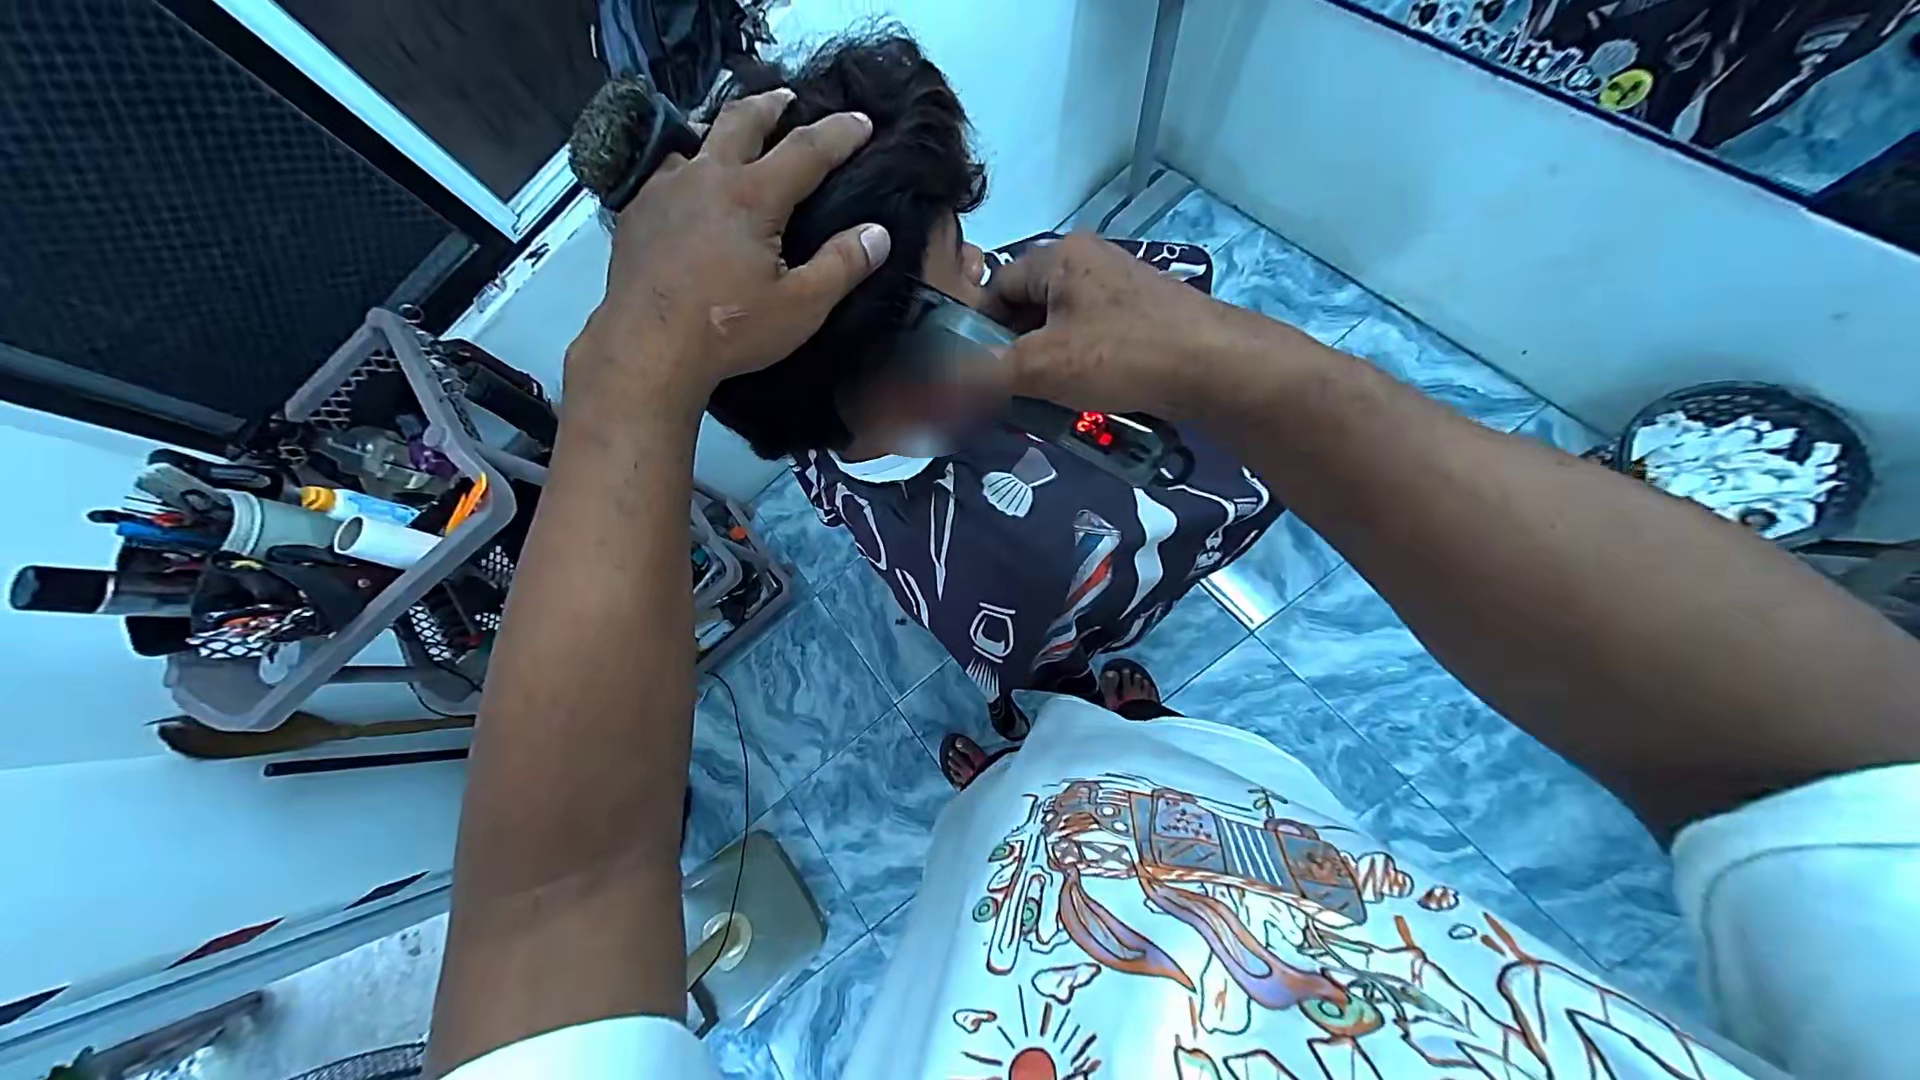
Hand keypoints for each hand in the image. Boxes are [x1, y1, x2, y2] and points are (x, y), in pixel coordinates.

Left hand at [569, 89, 891, 407]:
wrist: (649, 347)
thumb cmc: (730, 329)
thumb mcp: (801, 306)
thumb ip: (842, 266)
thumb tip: (878, 234)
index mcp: (752, 196)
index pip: (806, 150)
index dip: (840, 133)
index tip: (862, 121)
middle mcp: (706, 177)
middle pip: (742, 120)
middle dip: (772, 106)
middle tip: (790, 99)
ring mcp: (664, 190)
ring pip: (696, 140)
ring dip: (723, 131)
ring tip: (736, 139)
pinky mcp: (637, 213)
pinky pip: (666, 173)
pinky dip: (688, 168)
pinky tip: (690, 188)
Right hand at [984, 232, 1275, 419]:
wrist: (1217, 368)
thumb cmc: (1122, 354)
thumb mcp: (1043, 365)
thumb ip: (985, 373)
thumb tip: (935, 385)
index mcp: (1060, 258)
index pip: (995, 287)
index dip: (976, 329)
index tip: (972, 372)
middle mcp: (1089, 263)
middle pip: (1027, 309)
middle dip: (1012, 353)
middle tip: (1004, 394)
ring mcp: (1119, 290)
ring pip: (1059, 329)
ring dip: (1044, 365)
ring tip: (1040, 402)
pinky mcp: (1142, 318)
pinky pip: (1091, 340)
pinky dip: (1077, 367)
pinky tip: (1078, 397)